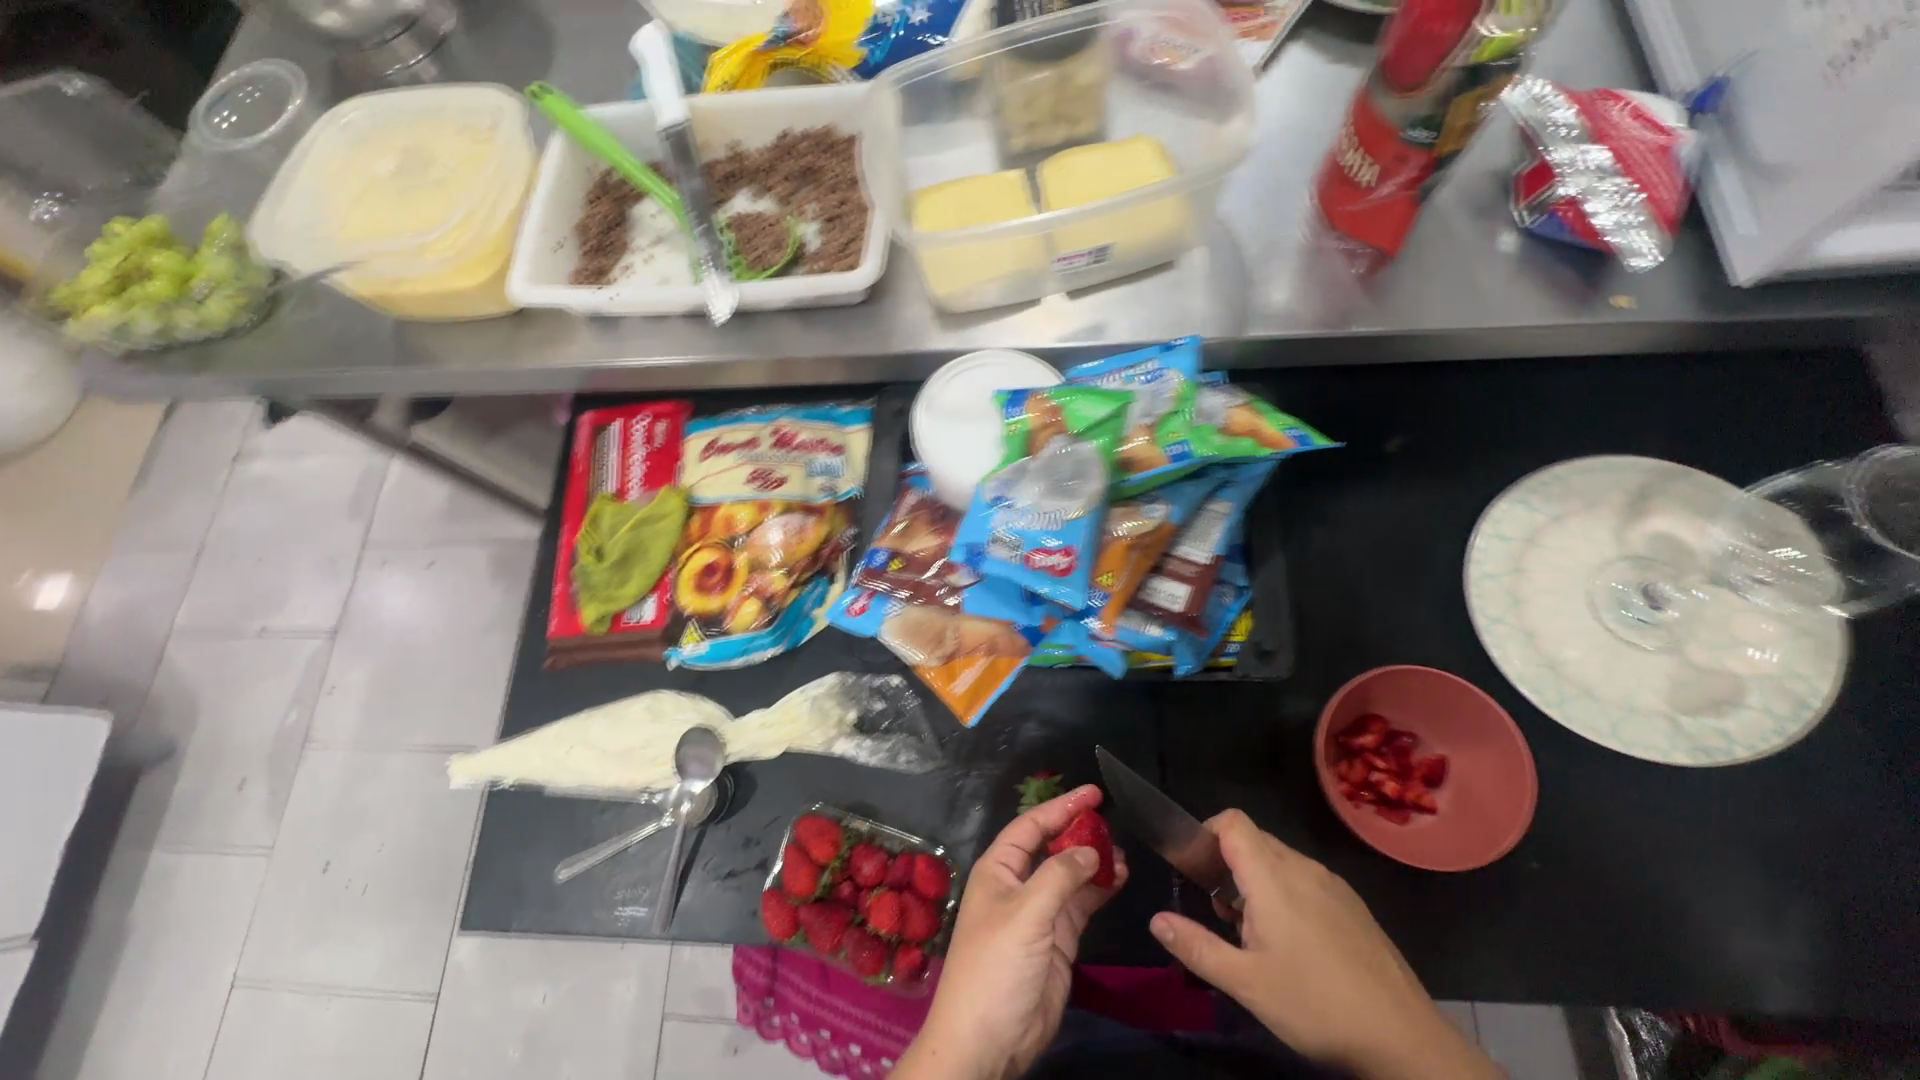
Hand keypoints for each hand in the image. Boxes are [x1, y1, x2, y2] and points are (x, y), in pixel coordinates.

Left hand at [895, 784, 1127, 1079]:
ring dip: (1095, 862)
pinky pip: (1081, 903)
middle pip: (1052, 847)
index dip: (1060, 807)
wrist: (988, 1037)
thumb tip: (1090, 850)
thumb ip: (1060, 876)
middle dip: (1080, 833)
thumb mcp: (1026, 913)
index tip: (1094, 793)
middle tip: (1115, 823)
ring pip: (1070, 875)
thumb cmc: (996, 965)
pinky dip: (1100, 890)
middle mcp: (1018, 886)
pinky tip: (1120, 878)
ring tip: (1124, 853)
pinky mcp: (1058, 939)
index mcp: (998, 870)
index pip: (1031, 826)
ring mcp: (1039, 913)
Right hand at [1149, 810, 1499, 1079]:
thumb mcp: (1245, 983)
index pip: (1232, 822)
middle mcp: (1304, 869)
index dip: (1205, 833)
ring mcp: (1334, 886)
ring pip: (1281, 862)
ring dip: (1255, 883)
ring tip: (1252, 936)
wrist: (1404, 1039)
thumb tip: (1157, 919)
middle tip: (1219, 915)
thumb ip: (1197, 946)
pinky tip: (1292, 947)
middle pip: (1254, 841)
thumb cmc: (1315, 1006)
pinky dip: (1285, 895)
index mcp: (1273, 878)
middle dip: (1226, 865)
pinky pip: (1306, 881)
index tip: (1192, 869)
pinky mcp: (1353, 906)